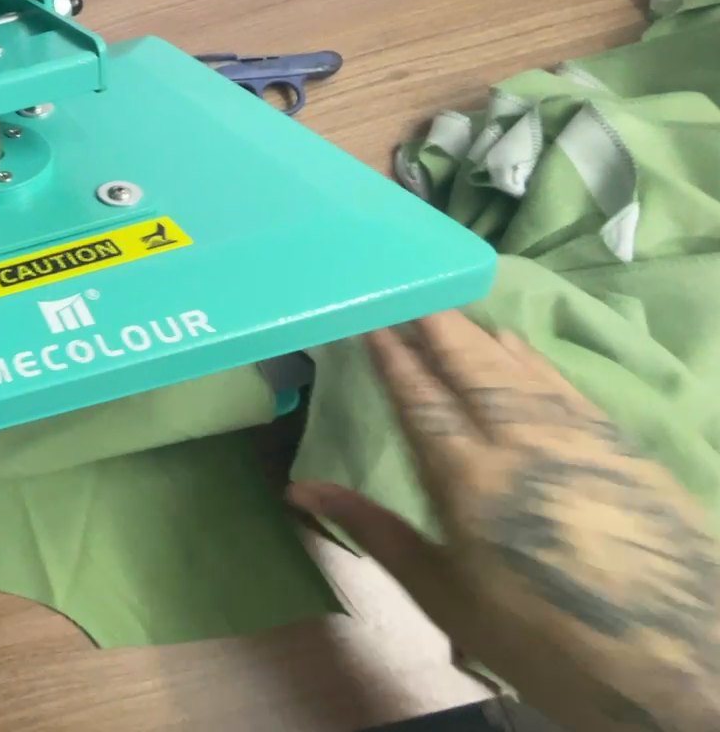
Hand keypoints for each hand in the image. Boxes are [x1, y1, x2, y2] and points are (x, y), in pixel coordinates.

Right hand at [290, 311, 719, 731]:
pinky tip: (521, 347)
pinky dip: (539, 364)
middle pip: (475, 373)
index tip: (371, 320)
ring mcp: (583, 452)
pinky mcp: (628, 462)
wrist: (688, 683)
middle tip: (408, 291)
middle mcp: (525, 451)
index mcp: (470, 480)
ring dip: (483, 338)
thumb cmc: (541, 639)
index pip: (422, 398)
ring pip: (524, 376)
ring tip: (452, 309)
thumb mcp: (441, 592)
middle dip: (438, 329)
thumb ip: (372, 529)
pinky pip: (572, 395)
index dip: (395, 356)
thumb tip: (296, 489)